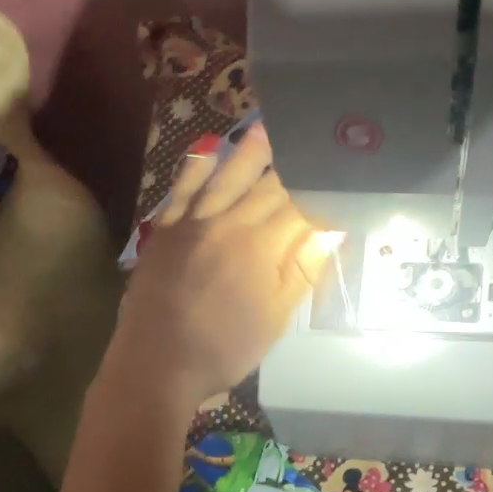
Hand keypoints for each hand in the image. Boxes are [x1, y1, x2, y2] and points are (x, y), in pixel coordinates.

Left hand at [105, 124, 334, 407]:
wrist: (155, 364)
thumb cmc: (223, 351)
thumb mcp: (273, 320)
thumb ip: (301, 271)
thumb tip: (329, 231)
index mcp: (260, 246)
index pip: (299, 207)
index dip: (321, 194)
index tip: (337, 180)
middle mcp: (227, 222)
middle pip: (266, 186)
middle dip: (292, 166)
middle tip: (310, 141)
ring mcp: (191, 223)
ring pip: (225, 177)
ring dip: (248, 152)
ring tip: (267, 127)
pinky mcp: (163, 231)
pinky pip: (182, 190)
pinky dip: (196, 169)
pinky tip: (207, 152)